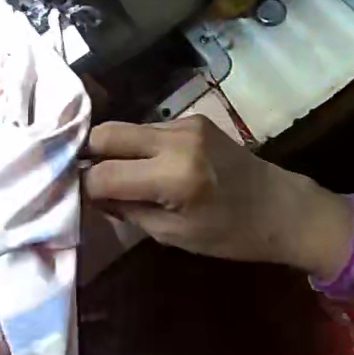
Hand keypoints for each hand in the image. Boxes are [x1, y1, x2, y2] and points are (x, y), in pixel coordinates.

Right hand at [83, 117, 352, 277]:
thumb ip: (128, 210)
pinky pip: (149, 128)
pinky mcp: (193, 118)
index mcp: (174, 175)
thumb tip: (90, 194)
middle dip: (87, 155)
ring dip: (112, 150)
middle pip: (107, 133)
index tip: (72, 199)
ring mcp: (185, 123)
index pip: (104, 174)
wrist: (281, 206)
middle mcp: (176, 139)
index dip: (83, 188)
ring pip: (126, 128)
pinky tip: (142, 167)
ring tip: (111, 176)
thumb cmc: (231, 234)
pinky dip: (137, 146)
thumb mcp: (174, 235)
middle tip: (80, 180)